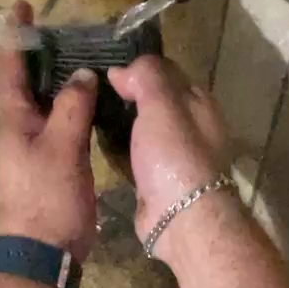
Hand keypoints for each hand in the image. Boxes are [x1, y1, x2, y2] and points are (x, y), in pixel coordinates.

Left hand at [0, 1, 98, 260]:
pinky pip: (66, 129)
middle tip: (75, 32)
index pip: (12, 68)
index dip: (17, 37)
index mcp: (15, 120)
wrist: (42, 255)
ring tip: (93, 60)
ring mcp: (39, 151)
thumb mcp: (59, 148)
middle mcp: (23, 130)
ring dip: (67, 83)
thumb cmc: (45, 200)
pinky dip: (80, 112)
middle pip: (33, 84)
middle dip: (48, 57)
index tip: (24, 7)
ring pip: (51, 107)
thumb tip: (83, 75)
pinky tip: (100, 105)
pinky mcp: (57, 169)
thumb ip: (71, 107)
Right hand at [107, 56, 231, 243]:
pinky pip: (135, 159)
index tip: (107, 68)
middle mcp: (191, 129)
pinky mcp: (156, 183)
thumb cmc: (175, 155)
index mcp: (199, 104)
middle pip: (155, 104)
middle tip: (92, 93)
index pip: (168, 73)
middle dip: (128, 98)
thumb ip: (145, 77)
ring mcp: (173, 159)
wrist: (181, 219)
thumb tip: (120, 71)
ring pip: (143, 132)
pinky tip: (99, 147)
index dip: (140, 68)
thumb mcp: (162, 103)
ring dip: (122, 126)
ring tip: (89, 116)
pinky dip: (120, 152)